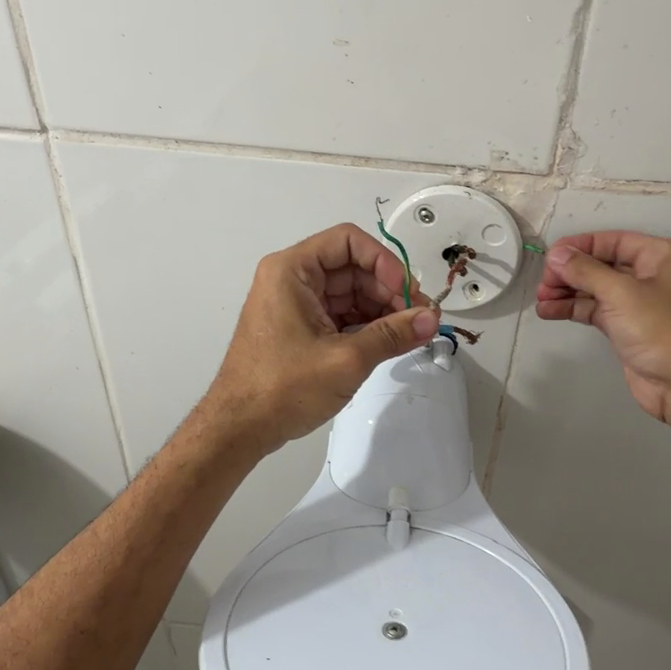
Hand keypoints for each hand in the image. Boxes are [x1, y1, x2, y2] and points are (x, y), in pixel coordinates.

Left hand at [202, 224, 440, 453]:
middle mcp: (291, 280)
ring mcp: (295, 305)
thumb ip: (393, 335)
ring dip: (381, 310)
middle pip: (352, 268)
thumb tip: (430, 319)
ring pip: (350, 293)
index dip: (384, 261)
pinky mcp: (300, 330)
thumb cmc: (281, 388)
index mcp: (291, 271)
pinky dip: (366, 326)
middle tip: (419, 318)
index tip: (406, 292)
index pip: (348, 241)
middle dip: (388, 290)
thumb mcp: (346, 359)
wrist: (240, 427)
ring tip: (409, 334)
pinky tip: (388, 343)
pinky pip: (340, 315)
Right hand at [536, 230, 670, 424]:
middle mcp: (656, 274)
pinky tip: (550, 311)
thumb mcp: (621, 294)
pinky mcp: (631, 327)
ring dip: (569, 291)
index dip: (580, 247)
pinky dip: (576, 309)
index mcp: (665, 255)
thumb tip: (556, 254)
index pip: (614, 241)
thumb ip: (585, 271)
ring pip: (598, 289)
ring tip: (541, 299)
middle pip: (604, 264)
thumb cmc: (661, 330)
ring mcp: (643, 303)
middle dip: (571, 272)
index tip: (549, 258)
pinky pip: (598, 310)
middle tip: (543, 284)